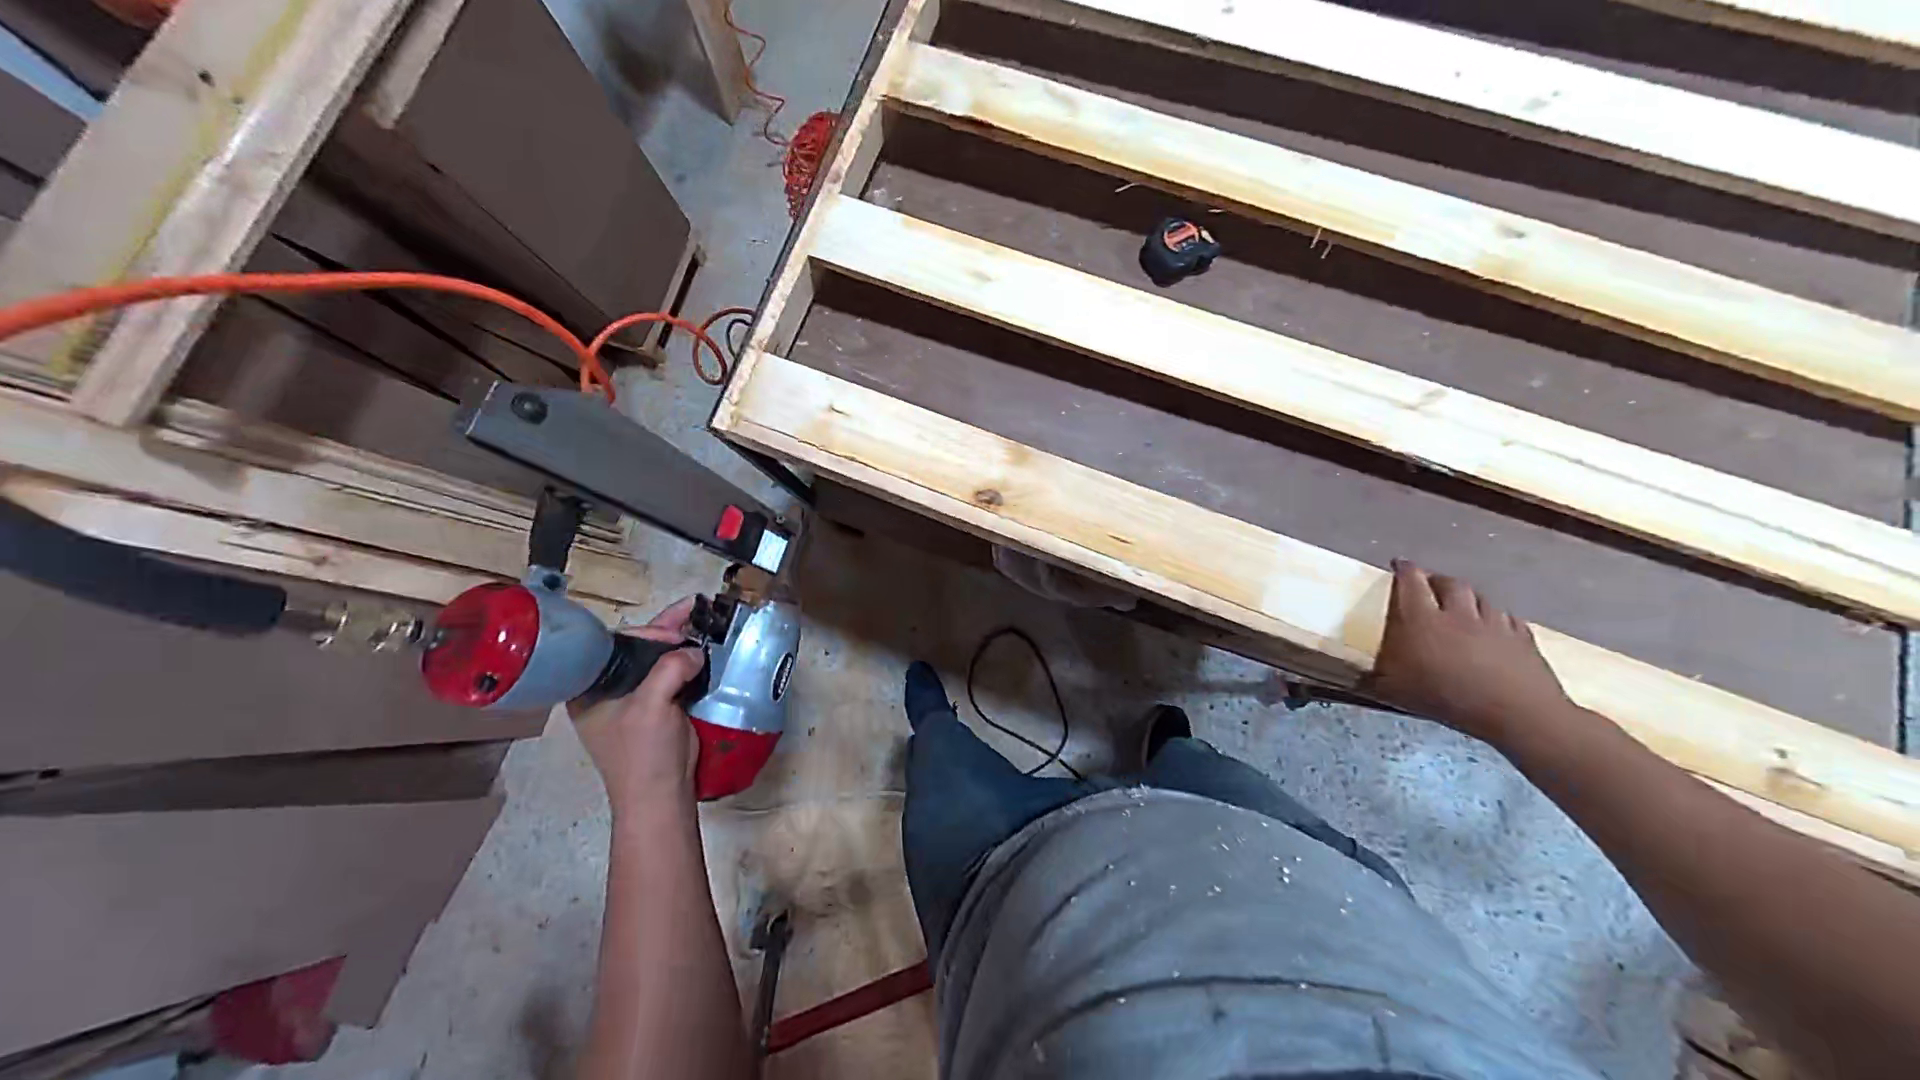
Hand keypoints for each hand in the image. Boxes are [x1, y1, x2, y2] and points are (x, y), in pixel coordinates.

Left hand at [570, 597, 706, 813]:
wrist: (662, 799)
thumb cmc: (644, 754)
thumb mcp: (652, 706)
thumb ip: (670, 668)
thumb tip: (695, 651)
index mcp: (589, 689)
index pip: (615, 644)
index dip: (646, 632)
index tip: (677, 630)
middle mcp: (607, 690)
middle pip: (637, 648)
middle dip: (667, 630)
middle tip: (696, 612)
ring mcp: (633, 701)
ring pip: (656, 660)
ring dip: (681, 642)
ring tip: (704, 620)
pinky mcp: (657, 709)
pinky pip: (671, 676)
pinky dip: (688, 662)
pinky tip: (706, 650)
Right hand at [1365, 560, 1573, 744]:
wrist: (1515, 712)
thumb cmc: (1446, 697)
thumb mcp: (1395, 691)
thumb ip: (1372, 677)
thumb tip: (1349, 678)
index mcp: (1421, 619)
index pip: (1411, 582)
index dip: (1404, 569)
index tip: (1398, 564)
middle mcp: (1458, 613)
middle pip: (1449, 583)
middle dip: (1437, 579)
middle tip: (1429, 585)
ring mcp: (1494, 623)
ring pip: (1480, 597)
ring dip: (1468, 596)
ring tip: (1461, 603)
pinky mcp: (1522, 637)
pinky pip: (1507, 617)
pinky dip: (1497, 616)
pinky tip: (1494, 625)